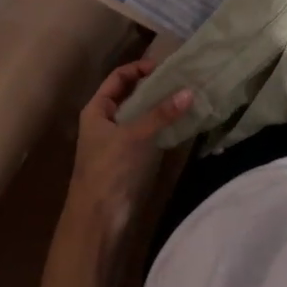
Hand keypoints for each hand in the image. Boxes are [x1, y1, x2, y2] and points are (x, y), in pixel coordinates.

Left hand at [64, 61, 191, 239]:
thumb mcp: (135, 135)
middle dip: (153, 88)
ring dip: (160, 108)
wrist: (98, 218)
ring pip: (141, 116)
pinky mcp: (130, 160)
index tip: (164, 67)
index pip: (118, 78)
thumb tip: (189, 91)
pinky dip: (162, 127)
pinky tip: (181, 124)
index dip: (139, 68)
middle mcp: (105, 121)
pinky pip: (148, 135)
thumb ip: (161, 113)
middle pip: (130, 95)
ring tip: (186, 99)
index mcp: (97, 110)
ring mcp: (117, 142)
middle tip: (181, 81)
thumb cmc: (110, 169)